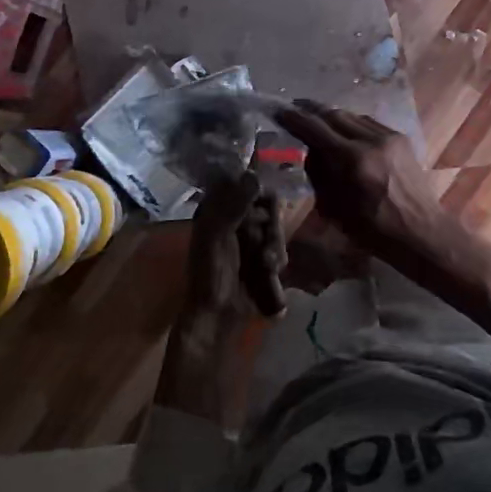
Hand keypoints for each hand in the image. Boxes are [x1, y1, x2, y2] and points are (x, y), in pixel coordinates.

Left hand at [185, 171, 287, 317]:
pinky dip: (277, 260)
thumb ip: (233, 205)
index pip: (247, 184)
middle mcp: (235, 218)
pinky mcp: (263, 257)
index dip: (260, 195)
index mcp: (218, 208)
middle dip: (271, 227)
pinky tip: (269, 274)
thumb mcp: (216, 236)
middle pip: (268, 207)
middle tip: (265, 247)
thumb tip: (254, 175)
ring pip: (276, 228)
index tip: (265, 212)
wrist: (217, 316)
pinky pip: (280, 248)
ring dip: (275, 247)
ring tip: (265, 266)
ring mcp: (250, 238)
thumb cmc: (210, 274)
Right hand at [274, 100, 469, 274]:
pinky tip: (344, 130)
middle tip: (294, 107)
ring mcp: (388, 137)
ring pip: (352, 116)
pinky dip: (352, 124)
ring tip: (316, 118)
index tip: (279, 111)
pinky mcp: (400, 139)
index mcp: (352, 160)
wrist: (422, 232)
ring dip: (332, 116)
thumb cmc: (374, 230)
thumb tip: (309, 150)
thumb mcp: (335, 207)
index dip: (294, 118)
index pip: (315, 129)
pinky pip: (368, 123)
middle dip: (311, 110)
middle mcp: (370, 141)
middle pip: (334, 115)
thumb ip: (319, 174)